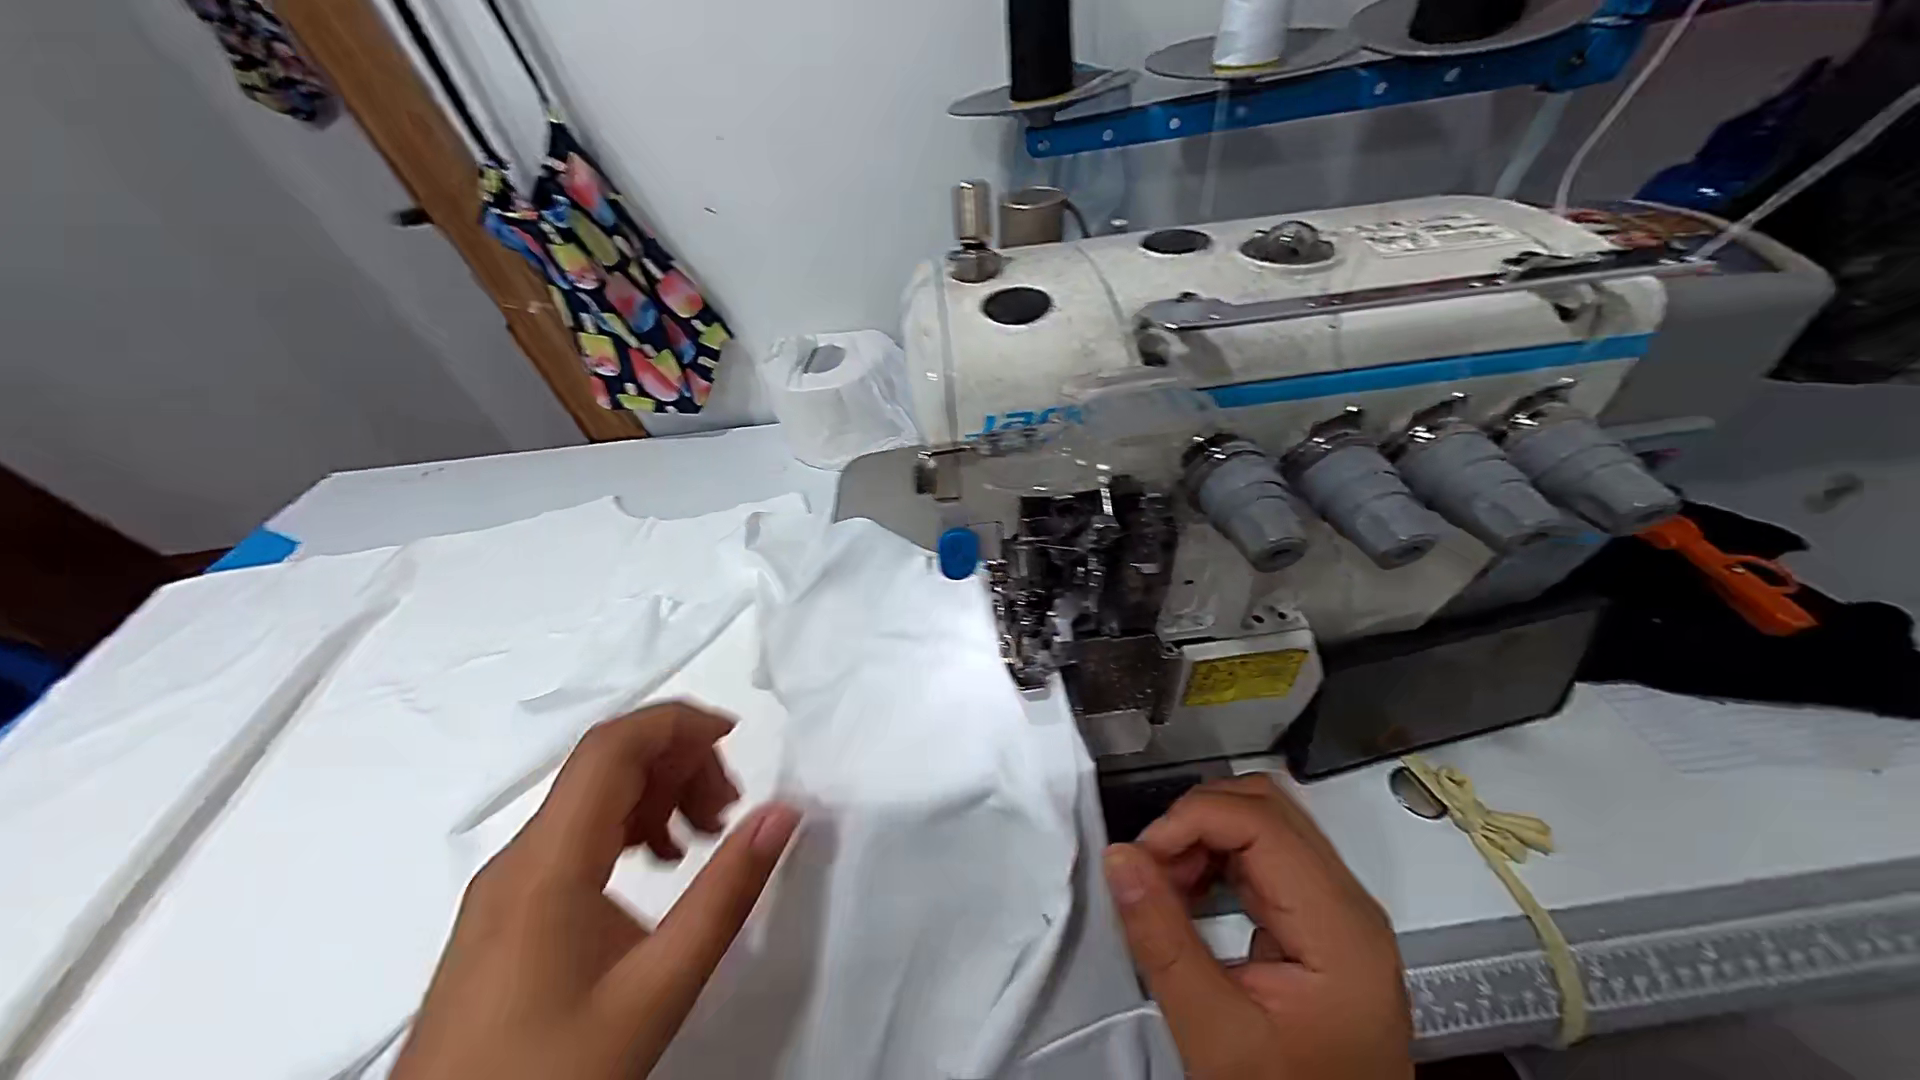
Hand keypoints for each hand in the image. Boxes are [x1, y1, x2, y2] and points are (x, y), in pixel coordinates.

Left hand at [392, 703, 800, 1079]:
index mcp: (548, 862)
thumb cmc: (554, 1073)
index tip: (736, 736)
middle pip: (607, 767)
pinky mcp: (509, 910)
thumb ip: (727, 892)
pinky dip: (632, 828)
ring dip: (660, 797)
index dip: (677, 722)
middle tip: (730, 810)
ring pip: (594, 800)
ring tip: (706, 839)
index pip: (611, 747)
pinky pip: (579, 837)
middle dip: (680, 765)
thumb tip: (782, 813)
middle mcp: (520, 857)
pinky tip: (663, 866)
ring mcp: (508, 884)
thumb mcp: (659, 986)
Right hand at [1103, 775, 1411, 1079]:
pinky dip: (1215, 856)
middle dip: (1195, 819)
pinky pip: (1261, 852)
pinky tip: (1189, 893)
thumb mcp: (1216, 1035)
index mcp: (1339, 928)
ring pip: (1261, 820)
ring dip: (1202, 834)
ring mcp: (1336, 907)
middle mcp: (1347, 903)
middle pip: (1266, 805)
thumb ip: (1162, 941)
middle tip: (1154, 865)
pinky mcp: (1317, 917)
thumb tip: (1121, 859)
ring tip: (1167, 883)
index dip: (1191, 819)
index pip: (1261, 821)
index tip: (1144, 853)